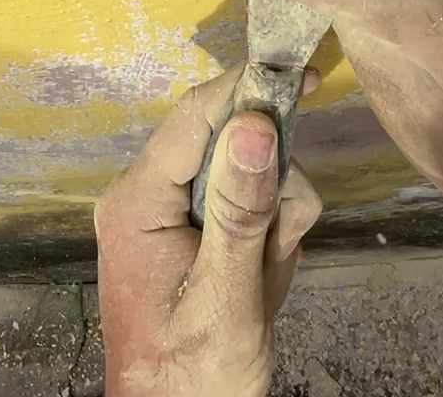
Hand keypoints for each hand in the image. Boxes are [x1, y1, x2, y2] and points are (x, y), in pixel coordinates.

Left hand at [94, 68, 323, 396]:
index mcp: (137, 198)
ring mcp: (165, 207)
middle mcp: (145, 190)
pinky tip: (259, 275)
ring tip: (263, 277)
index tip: (305, 76)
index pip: (195, 115)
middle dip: (269, 180)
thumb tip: (255, 123)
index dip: (248, 88)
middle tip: (279, 239)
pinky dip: (265, 230)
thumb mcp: (226, 299)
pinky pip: (240, 199)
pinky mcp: (187, 224)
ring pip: (242, 170)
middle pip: (223, 140)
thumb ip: (240, 210)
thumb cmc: (192, 379)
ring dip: (271, 216)